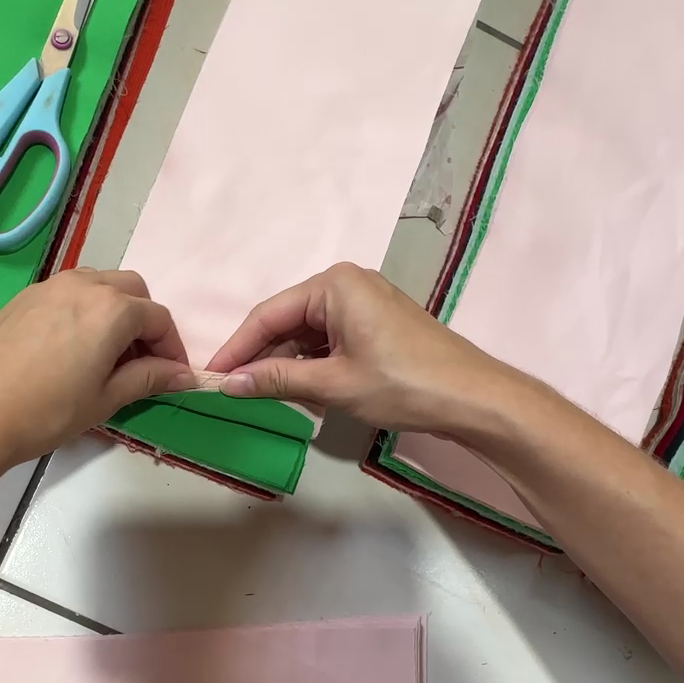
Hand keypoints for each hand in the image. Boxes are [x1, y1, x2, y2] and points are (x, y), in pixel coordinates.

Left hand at [0, 269, 194, 470]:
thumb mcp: (106, 399)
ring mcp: (50, 286)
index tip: (173, 376)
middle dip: (145, 323)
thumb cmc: (46, 412)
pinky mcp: (24, 297)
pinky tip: (73, 348)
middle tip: (141, 364)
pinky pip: (70, 292)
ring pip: (100, 285)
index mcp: (112, 309)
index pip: (159, 318)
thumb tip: (185, 375)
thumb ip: (149, 378)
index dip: (172, 348)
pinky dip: (86, 311)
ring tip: (107, 356)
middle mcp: (84, 284)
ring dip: (115, 312)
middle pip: (132, 291)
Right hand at [206, 263, 527, 436]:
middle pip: (285, 321)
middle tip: (230, 390)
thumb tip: (228, 384)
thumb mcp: (333, 384)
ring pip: (305, 334)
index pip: (268, 316)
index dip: (236, 349)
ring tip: (260, 394)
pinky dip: (309, 364)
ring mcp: (362, 303)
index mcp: (334, 285)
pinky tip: (298, 388)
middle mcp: (346, 284)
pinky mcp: (373, 325)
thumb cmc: (401, 383)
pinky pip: (327, 340)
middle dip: (260, 357)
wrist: (473, 398)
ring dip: (284, 364)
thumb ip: (277, 380)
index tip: (210, 377)